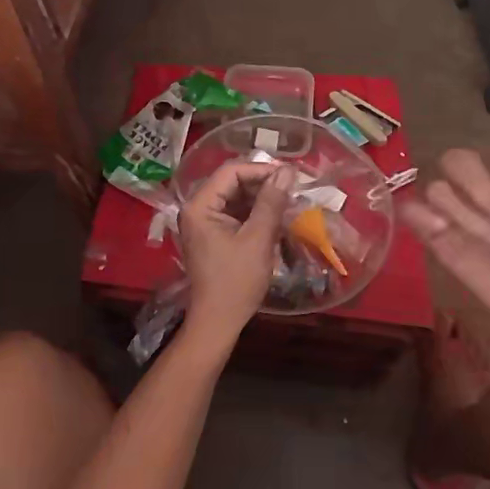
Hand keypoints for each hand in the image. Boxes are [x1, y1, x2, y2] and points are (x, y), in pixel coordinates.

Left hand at [178, 162, 294, 343]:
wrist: (218, 319)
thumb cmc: (236, 280)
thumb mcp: (258, 239)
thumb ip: (271, 203)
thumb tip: (287, 171)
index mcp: (199, 205)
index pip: (230, 172)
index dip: (261, 169)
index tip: (291, 175)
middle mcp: (196, 208)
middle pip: (231, 182)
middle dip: (262, 183)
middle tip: (293, 187)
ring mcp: (202, 221)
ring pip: (234, 197)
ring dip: (260, 198)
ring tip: (289, 200)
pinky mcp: (211, 234)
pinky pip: (234, 213)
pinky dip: (254, 213)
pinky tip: (276, 216)